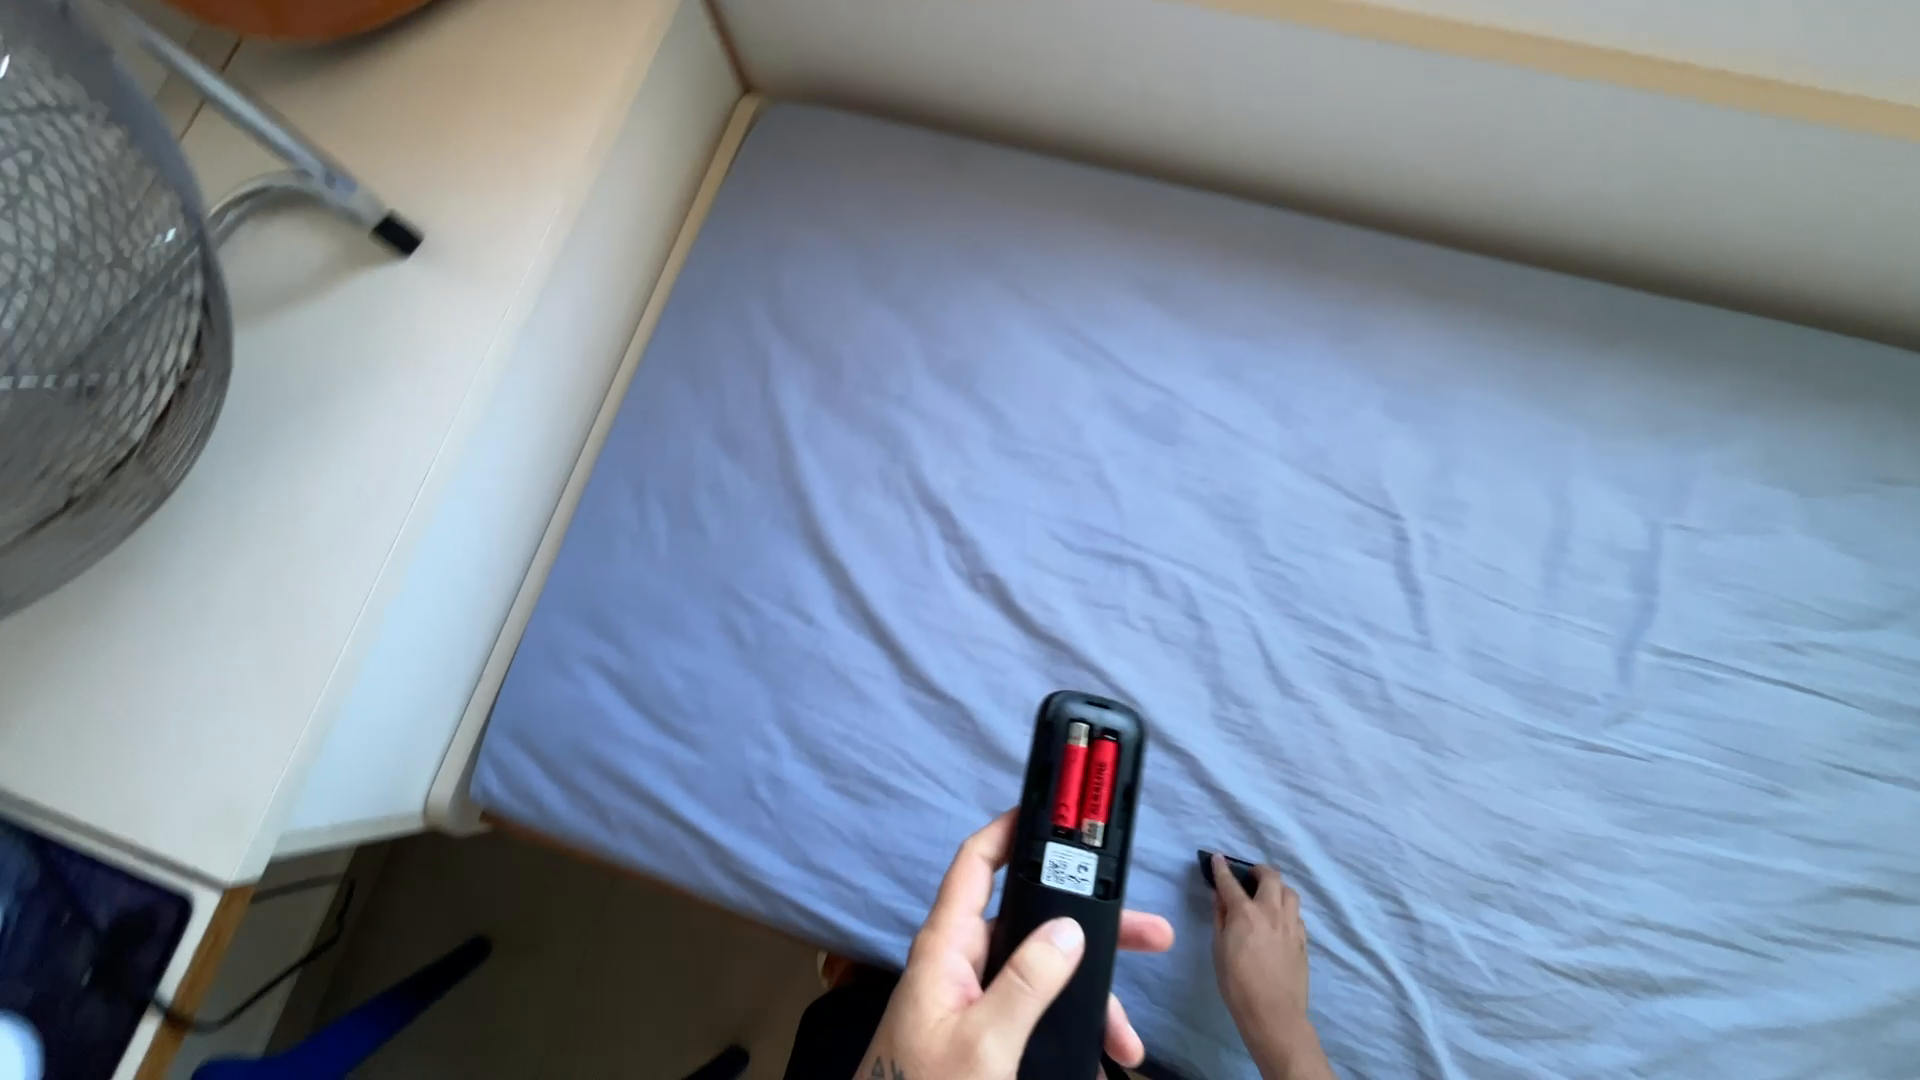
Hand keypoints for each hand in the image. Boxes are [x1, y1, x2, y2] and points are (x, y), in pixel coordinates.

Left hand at [858, 810, 1174, 1078]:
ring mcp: (971, 997)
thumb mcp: (984, 1042)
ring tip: (1128, 1040)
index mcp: (947, 945)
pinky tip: (1095, 1059)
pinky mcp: (981, 1030)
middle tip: (1147, 934)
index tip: (1051, 814)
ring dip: (1086, 999)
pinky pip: (1032, 1013)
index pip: (975, 864)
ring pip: (1039, 974)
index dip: (1008, 830)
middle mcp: (960, 961)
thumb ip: (1026, 983)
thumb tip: (1069, 927)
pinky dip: (1067, 1029)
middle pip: (1030, 922)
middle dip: (1088, 928)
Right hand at [1210, 855, 1334, 1079]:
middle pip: (1271, 877)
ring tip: (1267, 897)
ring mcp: (1291, 926)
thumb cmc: (1237, 983)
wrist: (1274, 1015)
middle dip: (1258, 870)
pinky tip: (1279, 922)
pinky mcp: (1303, 941)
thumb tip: (1219, 896)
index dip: (1221, 867)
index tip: (1217, 858)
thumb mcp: (1219, 948)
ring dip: (1277, 888)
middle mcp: (1271, 912)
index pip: (1230, 881)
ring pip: (1290, 893)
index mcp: (1245, 913)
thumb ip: (1220, 917)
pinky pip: (1297, 915)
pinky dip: (1287, 910)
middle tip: (1249, 877)